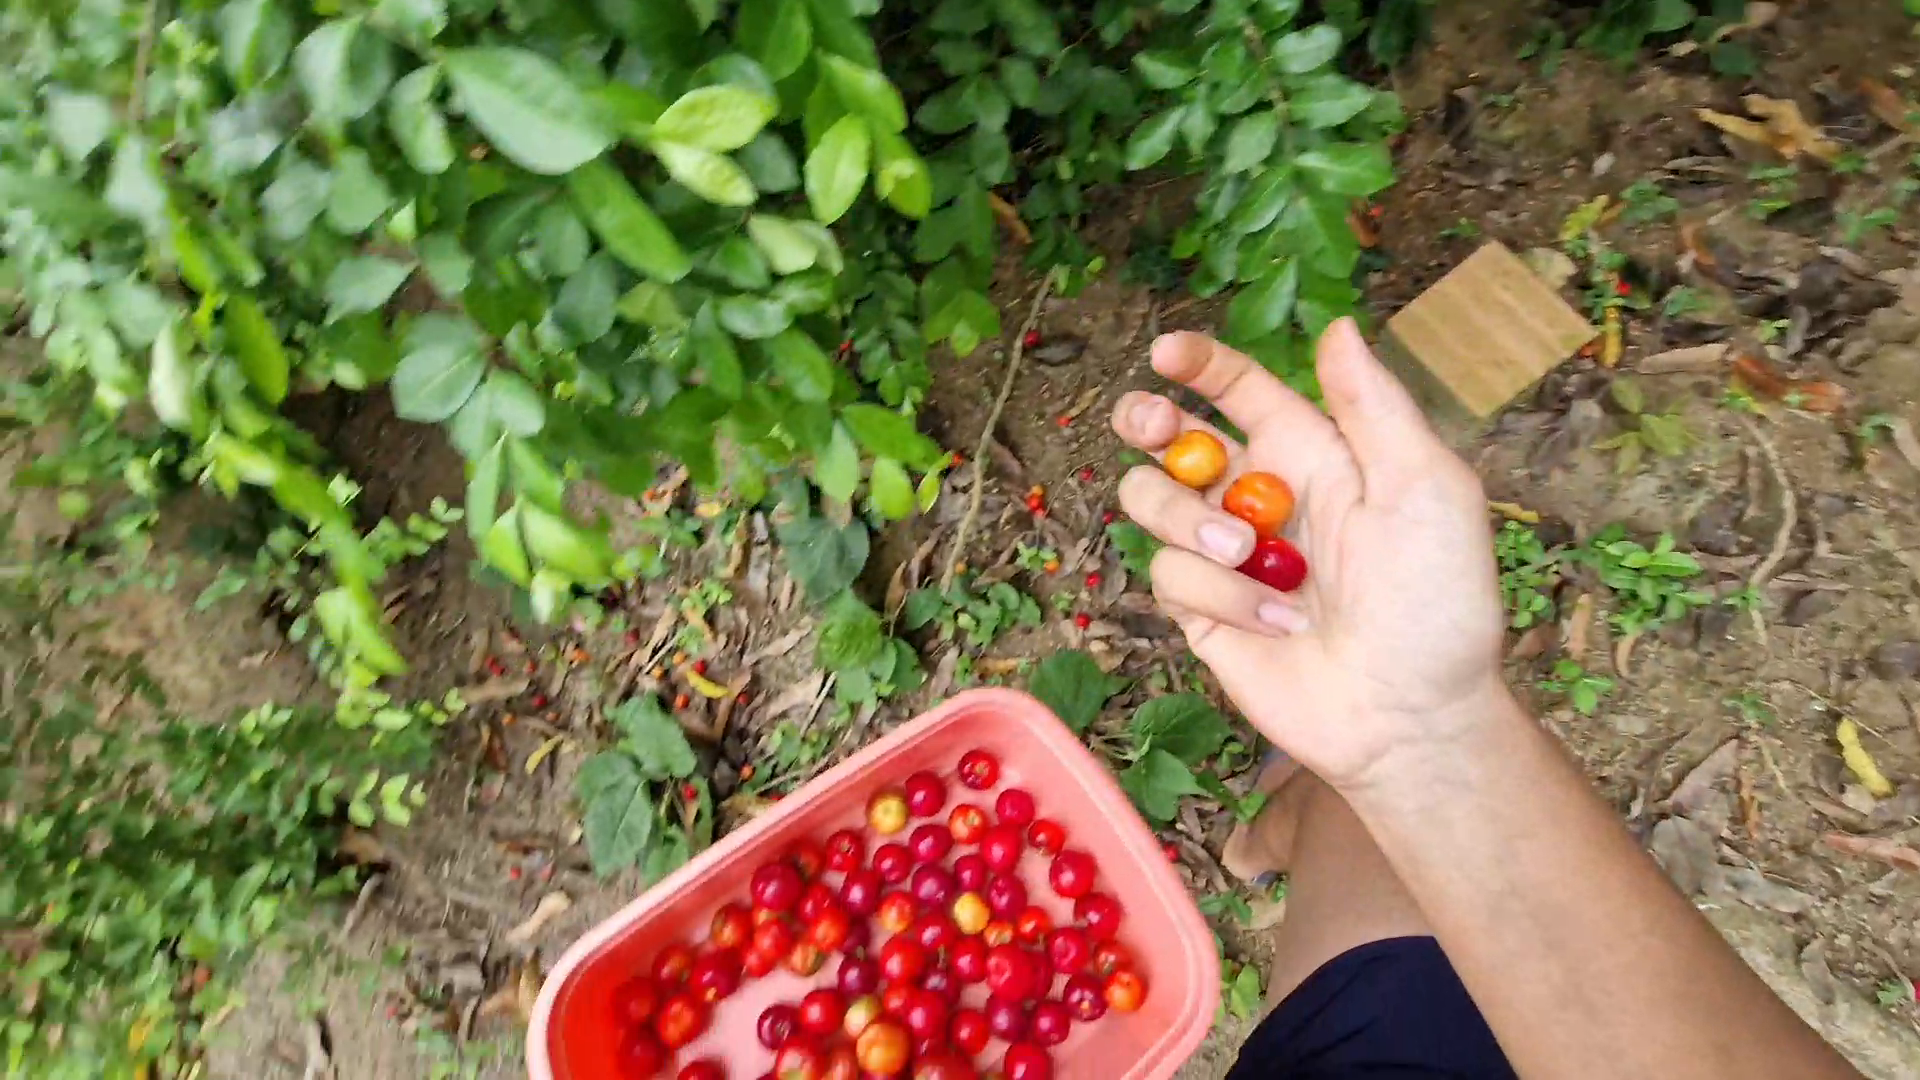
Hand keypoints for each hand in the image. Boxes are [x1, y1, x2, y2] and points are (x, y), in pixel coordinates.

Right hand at [1110, 319, 1509, 793]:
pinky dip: (1219, 595)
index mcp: (1305, 455)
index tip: (1163, 352)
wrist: (1406, 713)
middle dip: (1146, 423)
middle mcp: (1249, 496)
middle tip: (1152, 428)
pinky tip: (1275, 623)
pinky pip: (1169, 574)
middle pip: (1166, 439)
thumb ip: (1374, 409)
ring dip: (1189, 522)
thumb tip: (1336, 328)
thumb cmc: (1434, 600)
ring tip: (1245, 555)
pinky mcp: (1196, 606)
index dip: (1197, 363)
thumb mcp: (1426, 491)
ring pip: (1150, 501)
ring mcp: (1217, 553)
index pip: (1237, 391)